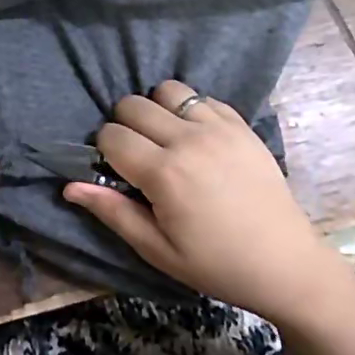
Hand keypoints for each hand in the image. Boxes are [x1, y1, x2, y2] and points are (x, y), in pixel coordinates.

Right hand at [64, 80, 347, 325]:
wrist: (286, 263)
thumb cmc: (216, 264)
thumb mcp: (157, 250)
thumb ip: (112, 212)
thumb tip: (69, 186)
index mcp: (164, 173)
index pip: (111, 135)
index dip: (105, 152)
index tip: (119, 172)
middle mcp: (189, 139)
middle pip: (133, 104)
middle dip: (125, 126)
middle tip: (139, 156)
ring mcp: (219, 127)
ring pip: (167, 90)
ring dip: (157, 109)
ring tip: (166, 140)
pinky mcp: (241, 124)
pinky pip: (202, 96)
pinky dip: (189, 109)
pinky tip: (196, 138)